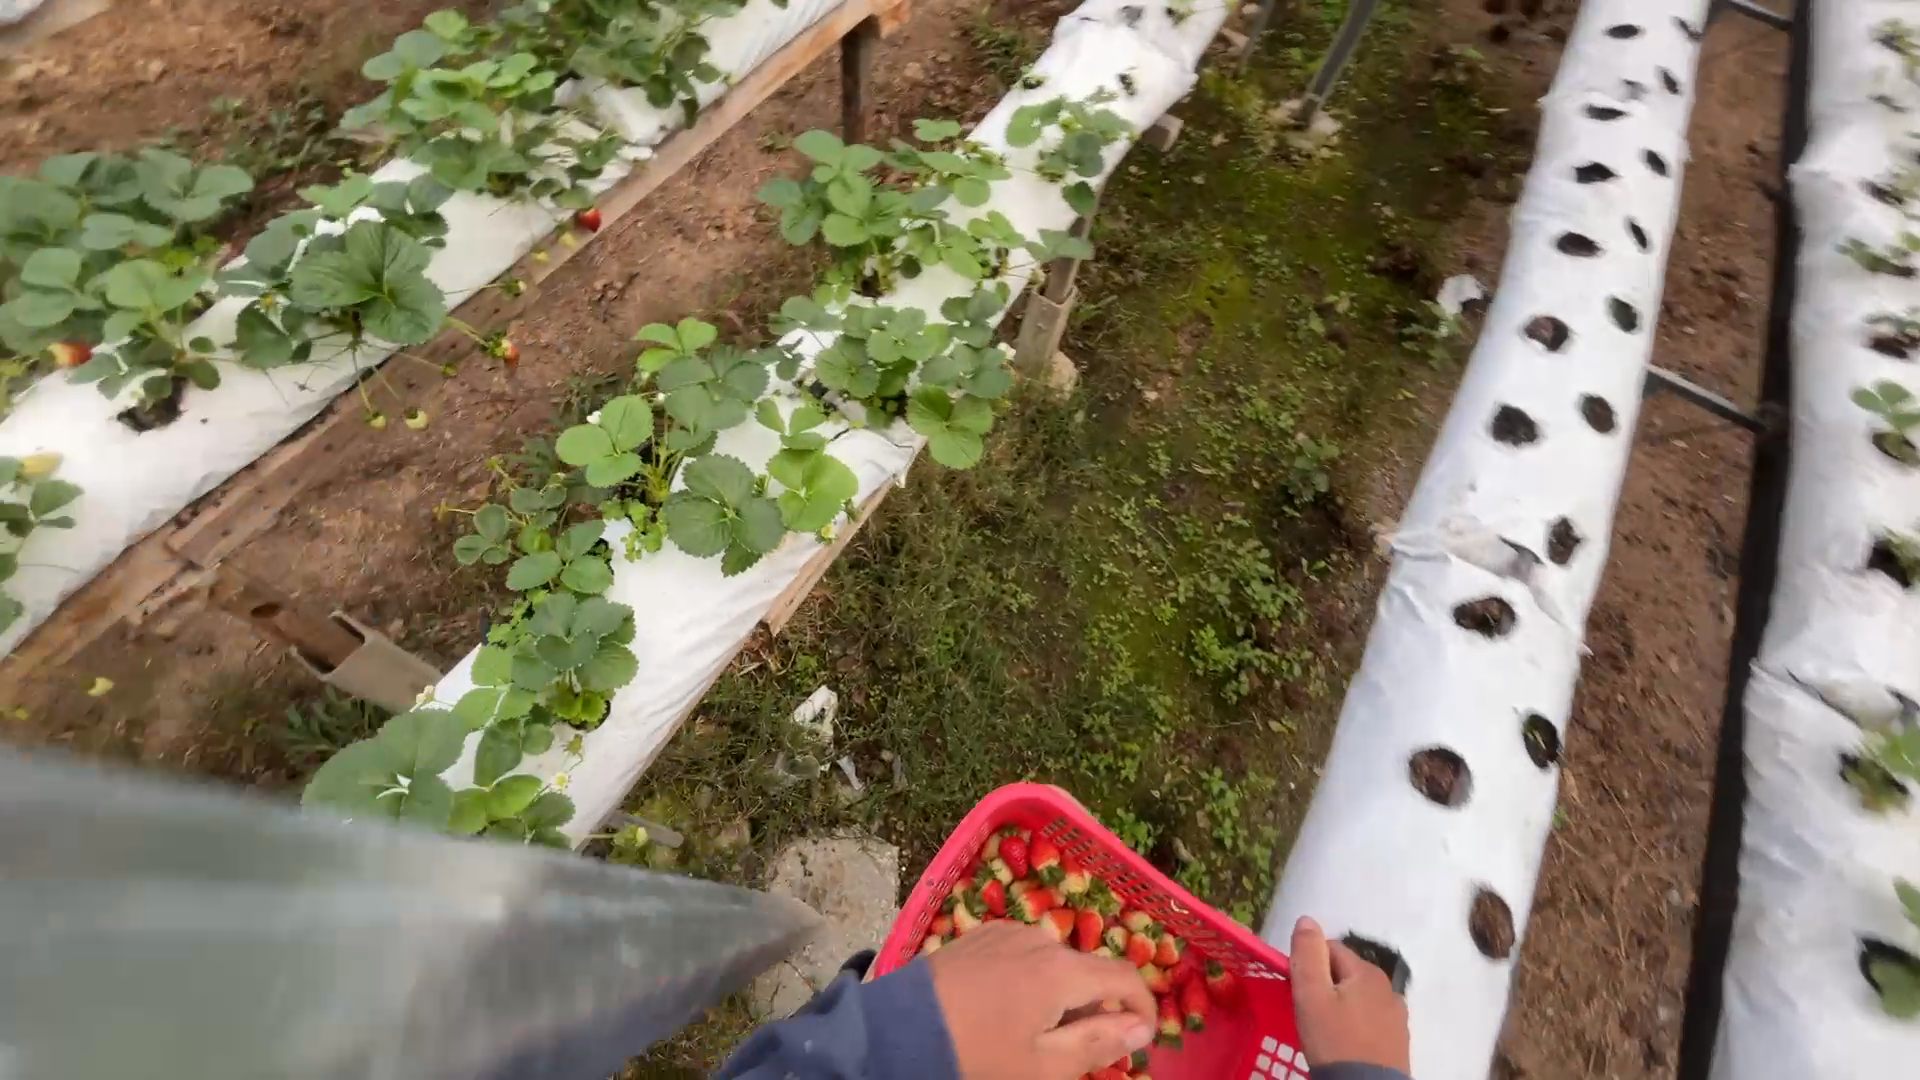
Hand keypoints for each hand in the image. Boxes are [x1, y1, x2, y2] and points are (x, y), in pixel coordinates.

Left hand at [926, 921, 1156, 1078]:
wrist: (906, 1025)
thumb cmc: (980, 1054)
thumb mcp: (1043, 1064)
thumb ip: (1098, 1043)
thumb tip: (1141, 1028)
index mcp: (1062, 970)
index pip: (1124, 976)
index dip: (1144, 1006)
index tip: (1144, 1038)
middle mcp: (1042, 938)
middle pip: (1089, 969)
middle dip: (1096, 1007)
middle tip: (1076, 1049)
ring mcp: (1011, 929)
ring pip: (1058, 960)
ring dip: (1064, 992)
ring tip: (1035, 1032)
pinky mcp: (986, 930)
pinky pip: (1027, 950)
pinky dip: (1035, 976)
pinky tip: (1009, 1007)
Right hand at [1290, 916, 1410, 1072]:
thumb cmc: (1335, 1040)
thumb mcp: (1310, 993)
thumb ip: (1307, 952)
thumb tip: (1307, 919)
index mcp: (1367, 971)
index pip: (1328, 948)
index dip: (1309, 965)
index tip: (1301, 990)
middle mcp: (1388, 987)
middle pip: (1344, 971)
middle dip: (1325, 984)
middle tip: (1311, 1010)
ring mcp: (1397, 1016)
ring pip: (1357, 995)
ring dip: (1341, 1004)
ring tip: (1327, 1029)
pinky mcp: (1399, 1040)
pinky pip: (1369, 1018)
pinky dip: (1356, 1023)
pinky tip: (1346, 1042)